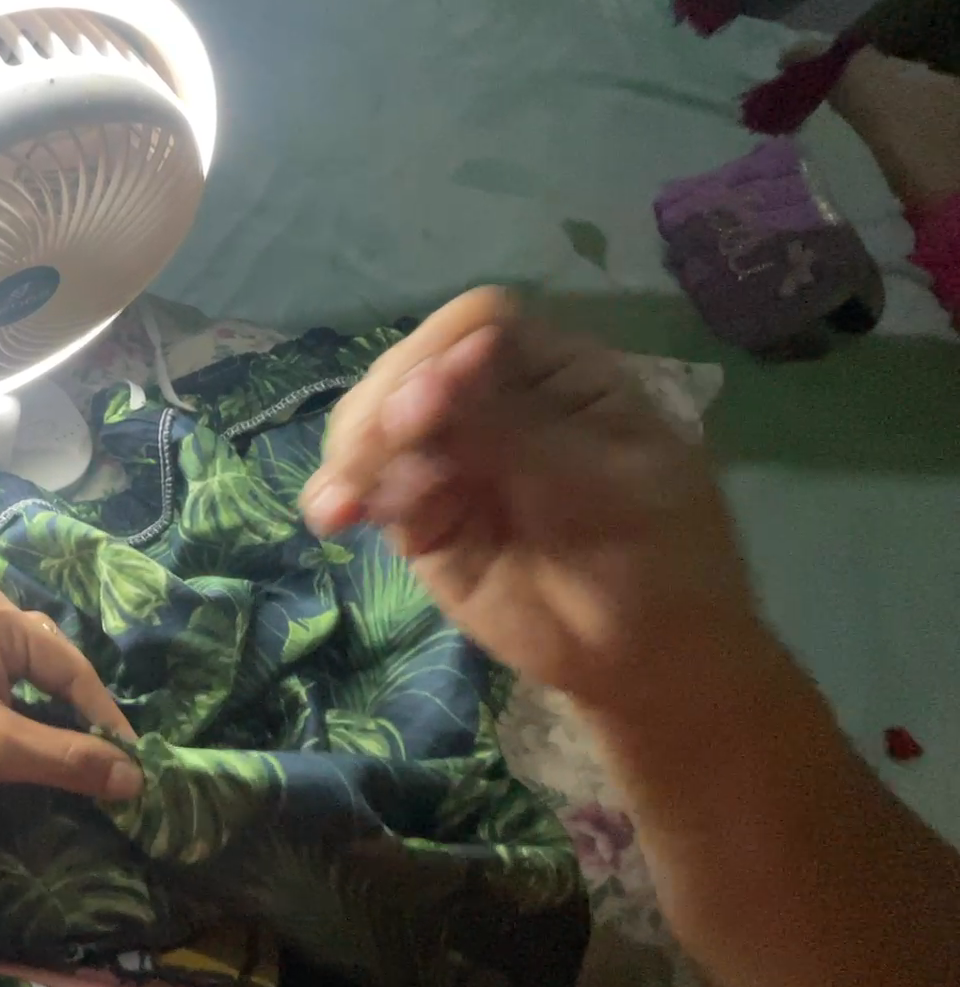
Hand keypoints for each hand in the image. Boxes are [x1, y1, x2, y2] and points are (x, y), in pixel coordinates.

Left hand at [0, 585, 141, 808]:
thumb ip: (68, 759)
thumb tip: (137, 777)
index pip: (71, 666)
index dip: (105, 717)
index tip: (137, 765)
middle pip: (51, 662)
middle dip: (79, 712)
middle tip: (108, 762)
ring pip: (27, 671)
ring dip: (52, 712)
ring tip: (78, 753)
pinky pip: (1, 677)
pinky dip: (23, 708)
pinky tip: (32, 737)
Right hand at [299, 288, 765, 710]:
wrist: (636, 660)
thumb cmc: (655, 562)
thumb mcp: (601, 487)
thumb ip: (511, 430)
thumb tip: (431, 375)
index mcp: (551, 374)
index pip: (475, 326)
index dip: (435, 355)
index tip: (419, 411)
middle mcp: (485, 399)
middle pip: (403, 371)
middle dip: (376, 417)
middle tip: (364, 470)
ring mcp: (440, 452)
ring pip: (366, 423)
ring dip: (348, 459)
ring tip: (344, 509)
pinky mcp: (408, 504)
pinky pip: (357, 484)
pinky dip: (334, 495)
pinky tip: (331, 519)